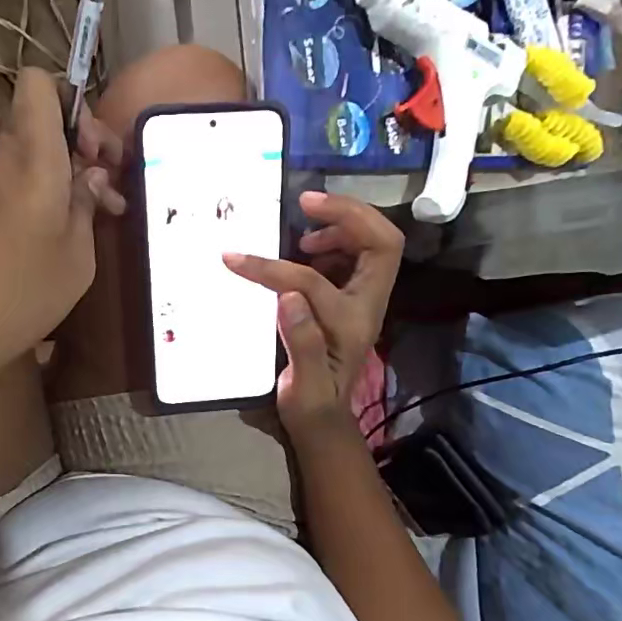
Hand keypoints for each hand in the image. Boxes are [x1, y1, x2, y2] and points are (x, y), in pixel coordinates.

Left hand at [0, 68, 124, 382]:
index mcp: (32, 158)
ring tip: (96, 214)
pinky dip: (43, 189)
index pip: (39, 84)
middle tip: (108, 186)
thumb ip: (87, 204)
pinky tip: (65, 228)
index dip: (71, 101)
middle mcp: (3, 156)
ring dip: (65, 170)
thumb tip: (90, 176)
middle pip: (39, 117)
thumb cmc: (27, 291)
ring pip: (30, 149)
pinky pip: (15, 175)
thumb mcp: (79, 254)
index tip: (95, 147)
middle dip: (80, 142)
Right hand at [222, 191, 402, 438]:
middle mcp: (366, 305)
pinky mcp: (349, 299)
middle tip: (307, 201)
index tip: (238, 260)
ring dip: (343, 224)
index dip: (277, 268)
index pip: (316, 281)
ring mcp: (361, 300)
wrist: (322, 419)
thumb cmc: (311, 405)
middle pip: (383, 242)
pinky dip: (334, 241)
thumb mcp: (304, 384)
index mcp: (353, 323)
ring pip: (372, 244)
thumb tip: (288, 294)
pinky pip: (355, 255)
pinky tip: (307, 248)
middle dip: (348, 214)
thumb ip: (300, 341)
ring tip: (304, 229)